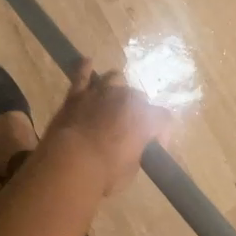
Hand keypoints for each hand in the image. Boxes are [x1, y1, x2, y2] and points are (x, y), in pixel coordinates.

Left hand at [41, 64, 168, 195]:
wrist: (71, 161)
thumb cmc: (106, 173)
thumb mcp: (131, 169)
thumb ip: (136, 151)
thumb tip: (132, 147)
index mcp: (145, 118)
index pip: (164, 118)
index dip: (162, 132)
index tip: (155, 145)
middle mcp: (126, 99)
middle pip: (139, 96)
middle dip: (138, 109)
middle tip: (131, 126)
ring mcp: (100, 92)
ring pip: (114, 79)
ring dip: (117, 88)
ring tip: (115, 97)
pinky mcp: (77, 94)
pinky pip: (82, 75)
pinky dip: (85, 68)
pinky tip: (87, 62)